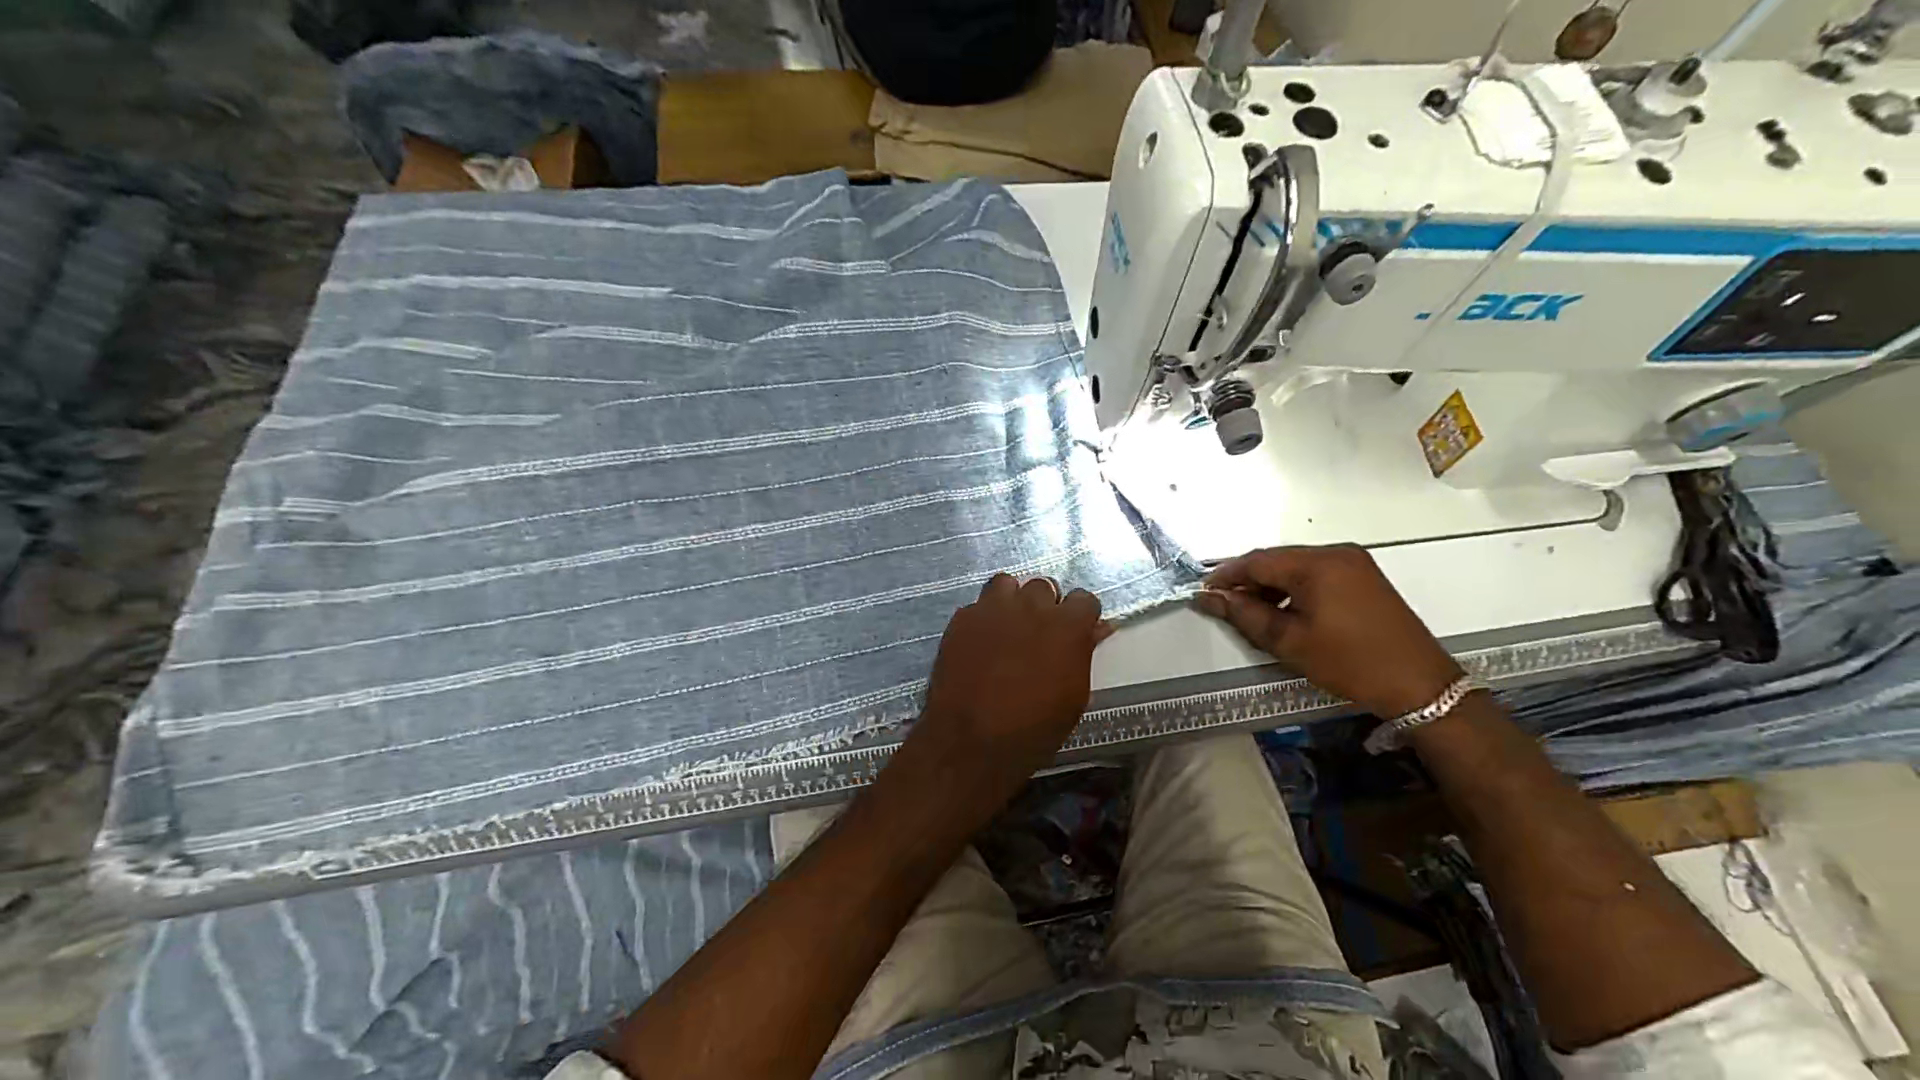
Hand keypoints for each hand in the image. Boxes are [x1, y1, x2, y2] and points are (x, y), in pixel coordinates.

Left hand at [916, 574, 1109, 785]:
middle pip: (1044, 587)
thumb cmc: (1035, 727)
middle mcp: (1030, 606)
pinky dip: (983, 619)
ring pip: (1006, 584)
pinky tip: (980, 642)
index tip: (1076, 632)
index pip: (1084, 599)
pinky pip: (977, 606)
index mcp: (1066, 625)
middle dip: (1045, 606)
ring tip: (1008, 627)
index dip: (1080, 616)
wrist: (972, 739)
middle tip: (1039, 634)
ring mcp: (992, 609)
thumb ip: (1083, 654)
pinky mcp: (962, 619)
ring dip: (1012, 601)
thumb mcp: (1074, 695)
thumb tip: (1095, 629)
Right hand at [1194, 545, 1462, 718]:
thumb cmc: (1350, 662)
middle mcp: (1336, 553)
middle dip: (1247, 580)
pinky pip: (1316, 574)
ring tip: (1250, 612)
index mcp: (1317, 564)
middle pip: (1276, 559)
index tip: (1203, 593)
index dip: (1226, 575)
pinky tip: (1283, 610)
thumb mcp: (1289, 641)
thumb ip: (1244, 614)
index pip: (1257, 560)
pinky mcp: (1364, 577)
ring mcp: (1354, 563)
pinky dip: (1293, 588)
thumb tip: (1209, 598)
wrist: (1420, 685)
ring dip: (1270, 585)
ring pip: (1295, 567)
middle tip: (1223, 605)